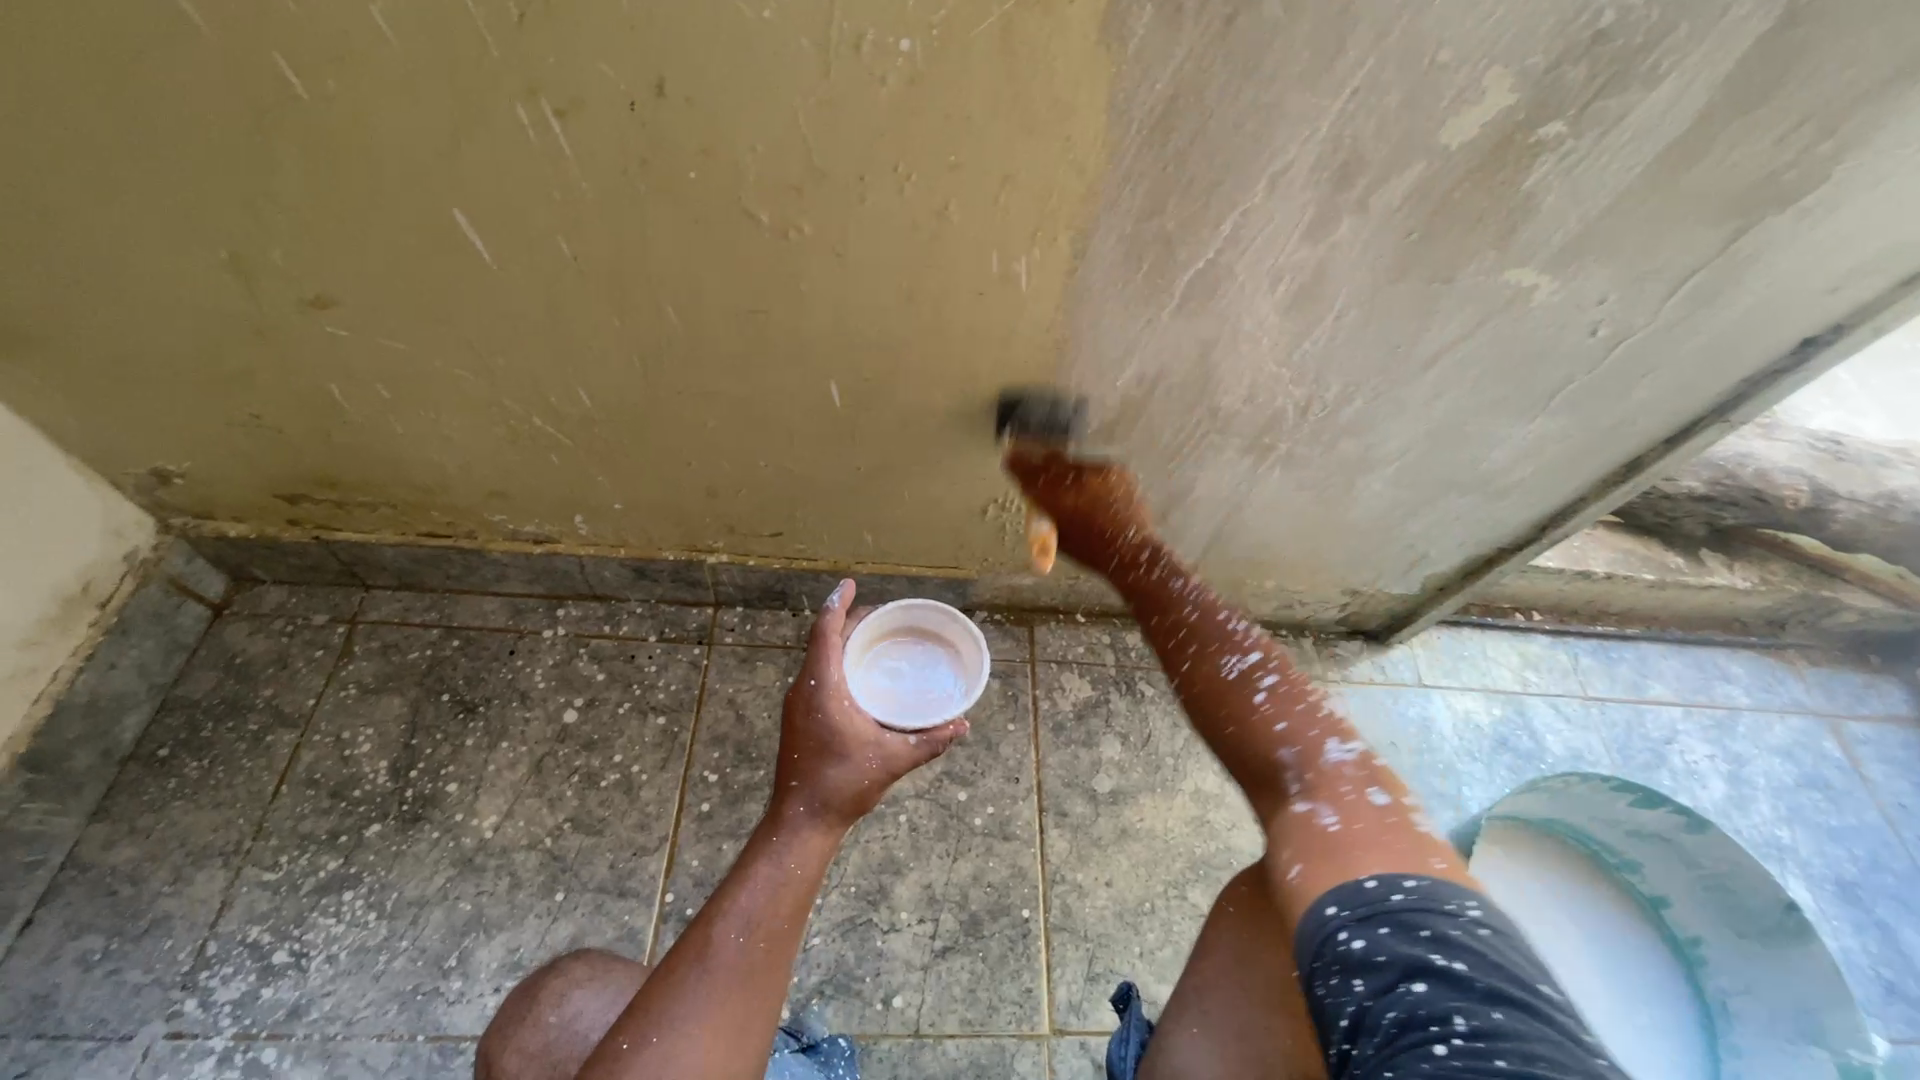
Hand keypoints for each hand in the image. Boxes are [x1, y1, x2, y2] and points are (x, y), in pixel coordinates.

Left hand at [771, 580, 969, 830]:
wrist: (801, 821)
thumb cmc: (842, 785)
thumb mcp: (893, 760)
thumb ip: (930, 741)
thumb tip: (962, 725)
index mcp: (822, 687)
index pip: (826, 632)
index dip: (838, 604)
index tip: (849, 583)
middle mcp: (804, 689)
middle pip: (822, 641)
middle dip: (847, 620)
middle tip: (880, 613)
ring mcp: (796, 705)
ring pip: (817, 659)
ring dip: (840, 642)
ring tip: (871, 637)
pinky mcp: (797, 719)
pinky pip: (816, 676)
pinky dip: (836, 663)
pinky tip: (857, 676)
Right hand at [1004, 445, 1155, 578]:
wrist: (1130, 550)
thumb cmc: (1089, 549)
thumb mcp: (1056, 533)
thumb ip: (1043, 509)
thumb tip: (1032, 491)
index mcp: (1054, 497)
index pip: (1027, 470)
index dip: (1017, 462)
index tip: (1010, 457)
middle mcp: (1074, 478)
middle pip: (1049, 460)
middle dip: (1040, 463)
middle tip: (1036, 465)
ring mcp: (1097, 471)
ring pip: (1072, 463)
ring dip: (1067, 471)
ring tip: (1071, 486)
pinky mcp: (1116, 469)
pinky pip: (1094, 467)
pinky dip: (1089, 476)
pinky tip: (1093, 489)